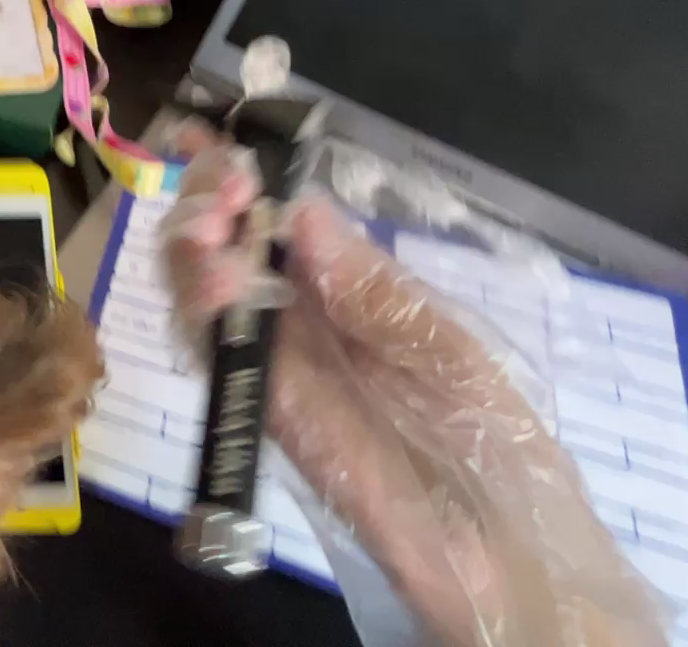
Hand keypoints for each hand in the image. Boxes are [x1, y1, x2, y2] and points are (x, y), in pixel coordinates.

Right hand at [159, 121, 665, 646]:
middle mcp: (286, 305)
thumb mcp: (441, 345)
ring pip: (196, 281)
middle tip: (224, 190)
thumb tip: (304, 212)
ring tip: (210, 227)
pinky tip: (213, 283)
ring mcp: (262, 349)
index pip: (270, 211)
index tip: (205, 134)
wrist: (496, 554)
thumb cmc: (487, 436)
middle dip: (207, 198)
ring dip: (190, 243)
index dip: (232, 171)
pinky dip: (199, 307)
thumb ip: (369, 286)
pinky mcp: (250, 396)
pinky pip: (209, 343)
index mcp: (335, 279)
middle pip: (219, 235)